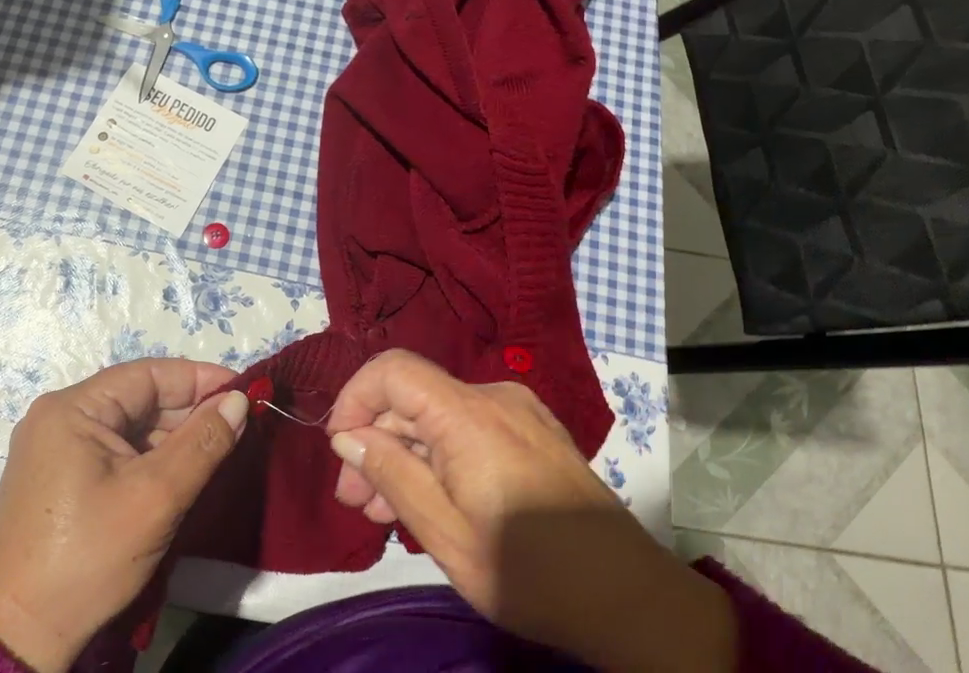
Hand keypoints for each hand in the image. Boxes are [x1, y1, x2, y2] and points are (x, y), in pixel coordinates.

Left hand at [0, 359, 248, 672]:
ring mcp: (53, 448)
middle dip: (189, 411)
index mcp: (71, 408)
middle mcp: (57, 417)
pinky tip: (181, 471)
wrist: (22, 635)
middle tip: (239, 427)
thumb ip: (203, 443)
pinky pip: (113, 450)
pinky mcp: (57, 477)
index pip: (148, 374)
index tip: (246, 391)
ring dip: (172, 437)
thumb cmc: (89, 557)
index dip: (200, 379)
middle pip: (137, 398)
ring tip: (217, 450)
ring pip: (128, 426)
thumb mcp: (157, 497)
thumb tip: (240, 399)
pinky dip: (148, 457)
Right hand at [326, 350, 734, 672]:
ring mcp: (520, 414)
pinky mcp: (535, 434)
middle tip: (357, 502)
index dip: (354, 399)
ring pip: (440, 417)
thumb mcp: (445, 533)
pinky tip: (430, 502)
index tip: (339, 450)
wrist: (629, 598)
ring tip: (386, 513)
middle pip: (414, 399)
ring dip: (406, 456)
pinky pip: (470, 430)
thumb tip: (347, 435)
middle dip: (375, 442)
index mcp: (469, 415)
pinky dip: (440, 458)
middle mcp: (495, 398)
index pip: (392, 371)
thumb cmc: (530, 572)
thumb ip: (392, 474)